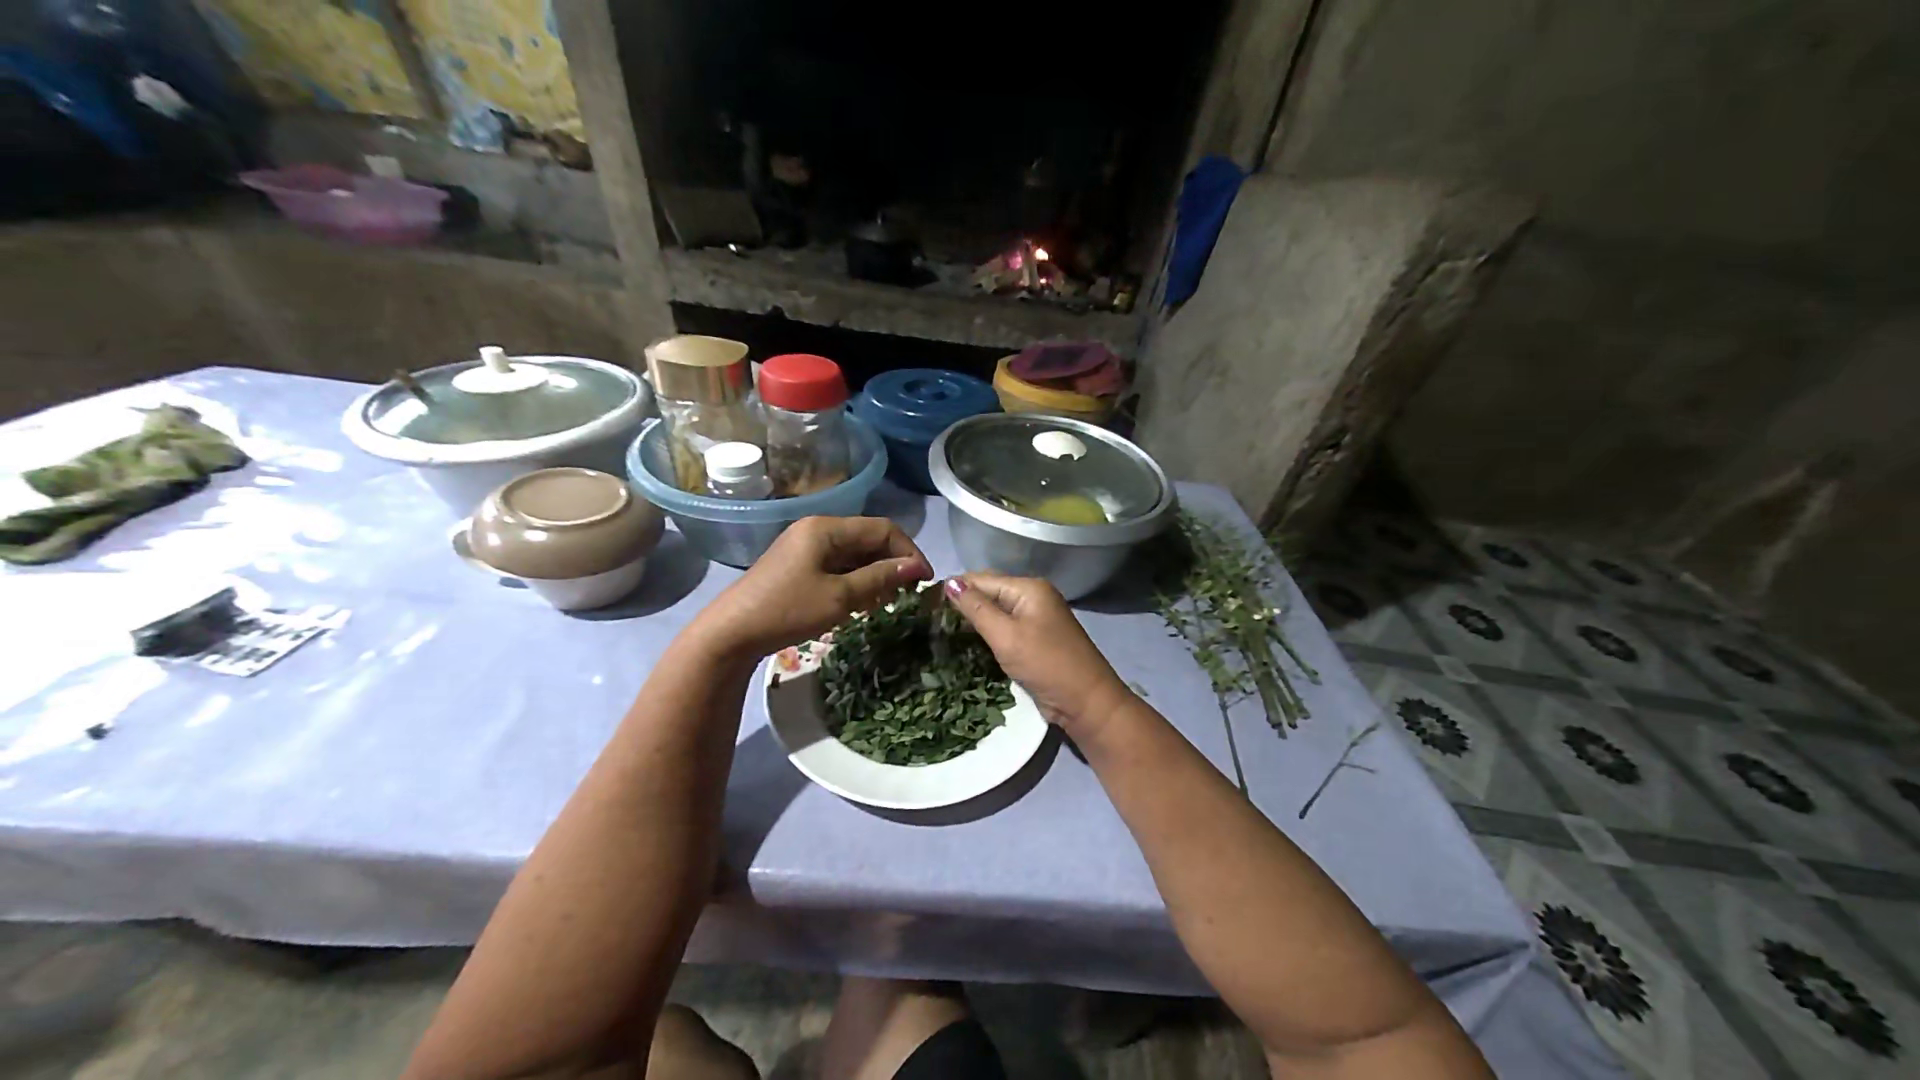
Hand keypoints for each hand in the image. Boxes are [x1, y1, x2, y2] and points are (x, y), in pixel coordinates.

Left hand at [690, 516, 930, 659]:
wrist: (731, 634)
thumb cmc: (787, 610)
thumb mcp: (840, 597)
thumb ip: (880, 578)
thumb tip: (916, 568)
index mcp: (826, 528)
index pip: (882, 529)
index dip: (908, 552)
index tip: (924, 582)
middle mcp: (817, 530)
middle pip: (868, 539)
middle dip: (893, 564)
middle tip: (909, 595)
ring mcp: (806, 548)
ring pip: (855, 555)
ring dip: (876, 575)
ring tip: (890, 603)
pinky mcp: (799, 567)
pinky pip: (838, 567)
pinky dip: (857, 582)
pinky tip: (865, 604)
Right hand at [940, 573, 1135, 733]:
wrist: (1086, 702)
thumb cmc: (1046, 664)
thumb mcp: (1007, 635)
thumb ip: (976, 608)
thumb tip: (948, 582)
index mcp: (1028, 587)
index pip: (980, 579)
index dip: (951, 590)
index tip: (921, 605)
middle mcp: (1031, 596)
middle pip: (987, 591)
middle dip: (959, 603)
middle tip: (927, 620)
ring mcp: (1034, 618)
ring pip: (993, 611)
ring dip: (969, 619)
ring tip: (938, 630)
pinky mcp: (1033, 639)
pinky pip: (1002, 627)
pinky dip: (984, 632)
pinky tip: (963, 642)